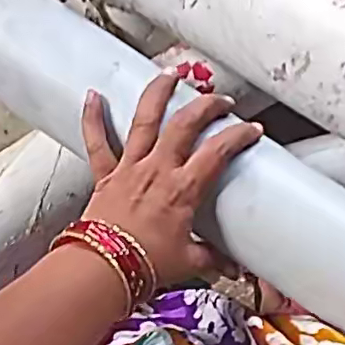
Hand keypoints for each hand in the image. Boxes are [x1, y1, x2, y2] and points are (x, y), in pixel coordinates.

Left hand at [80, 72, 263, 286]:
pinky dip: (93, 118)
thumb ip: (214, 260)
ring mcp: (130, 168)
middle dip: (206, 105)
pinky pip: (97, 141)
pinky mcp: (106, 175)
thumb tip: (234, 269)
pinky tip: (93, 96)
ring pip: (145, 120)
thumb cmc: (145, 266)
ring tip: (169, 74)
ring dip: (158, 93)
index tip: (252, 130)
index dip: (239, 136)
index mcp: (182, 190)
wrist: (102, 270)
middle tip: (220, 99)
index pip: (218, 152)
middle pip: (184, 124)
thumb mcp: (189, 262)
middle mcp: (157, 171)